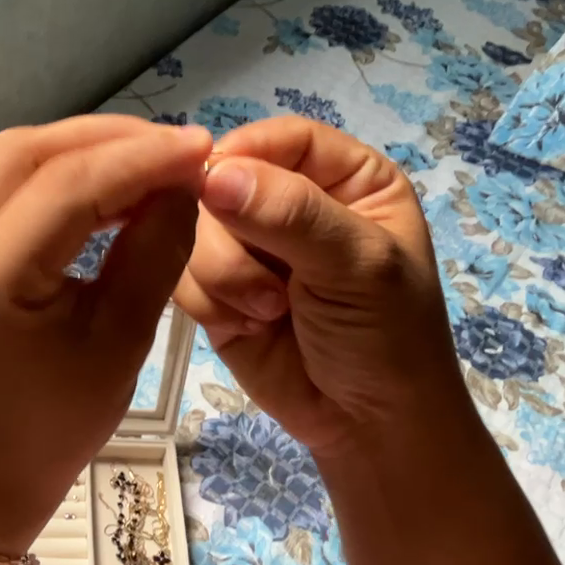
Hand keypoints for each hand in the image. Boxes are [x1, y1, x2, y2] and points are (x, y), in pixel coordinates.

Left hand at [0, 116, 211, 551]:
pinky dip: (55, 176)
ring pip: (9, 162)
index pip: (64, 189)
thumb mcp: (123, 339)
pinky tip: (103, 184)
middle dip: (108, 142)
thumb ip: (155, 249)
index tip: (202, 148)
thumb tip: (183, 177)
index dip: (139, 159)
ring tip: (148, 162)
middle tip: (176, 148)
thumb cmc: (62, 421)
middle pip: (26, 155)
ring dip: (82, 151)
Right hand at [172, 117, 460, 456]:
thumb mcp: (356, 267)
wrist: (365, 424)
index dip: (244, 155)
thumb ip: (290, 215)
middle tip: (269, 288)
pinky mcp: (216, 290)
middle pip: (222, 185)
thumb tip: (212, 175)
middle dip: (233, 239)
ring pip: (190, 232)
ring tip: (265, 313)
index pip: (281, 140)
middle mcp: (289, 206)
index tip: (212, 184)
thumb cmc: (385, 337)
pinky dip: (206, 303)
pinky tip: (244, 327)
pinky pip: (179, 274)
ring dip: (222, 278)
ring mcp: (247, 249)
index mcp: (343, 180)